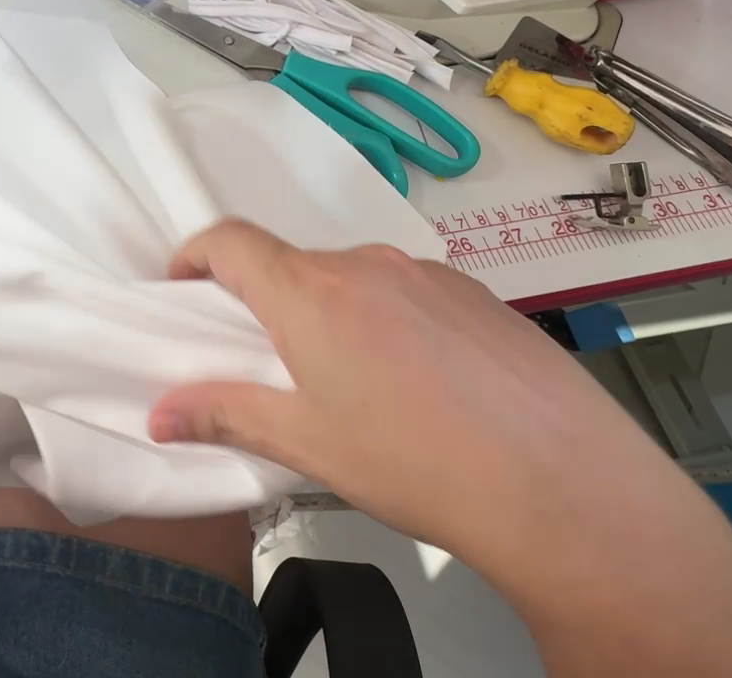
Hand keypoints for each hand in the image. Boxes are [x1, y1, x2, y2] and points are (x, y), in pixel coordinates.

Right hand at [148, 221, 716, 584]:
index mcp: (310, 292)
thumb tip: (159, 416)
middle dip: (265, 300)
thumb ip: (222, 416)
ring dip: (328, 310)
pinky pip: (406, 289)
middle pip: (289, 263)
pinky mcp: (476, 293)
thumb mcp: (306, 443)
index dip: (194, 254)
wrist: (572, 491)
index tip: (184, 285)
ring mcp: (427, 275)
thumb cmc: (422, 465)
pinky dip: (386, 317)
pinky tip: (417, 380)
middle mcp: (365, 265)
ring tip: (351, 378)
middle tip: (270, 360)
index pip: (229, 240)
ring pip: (349, 277)